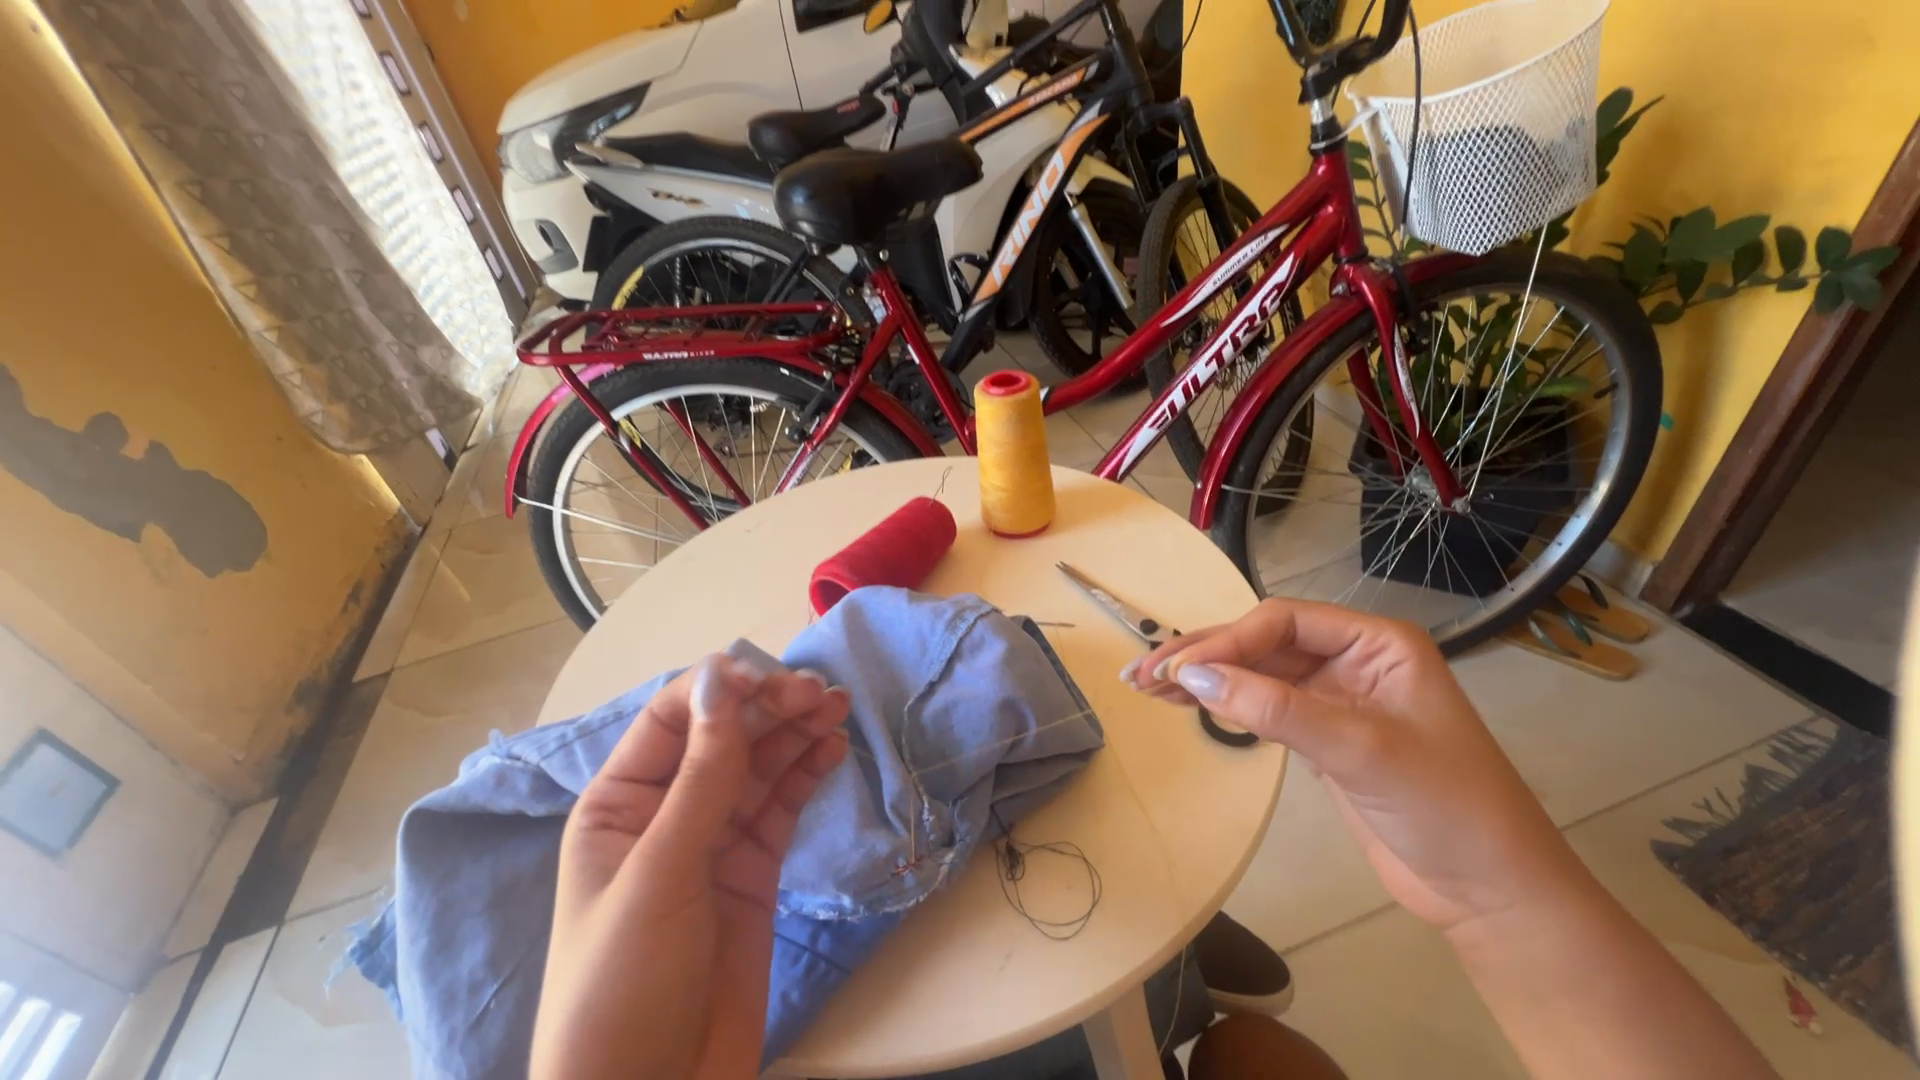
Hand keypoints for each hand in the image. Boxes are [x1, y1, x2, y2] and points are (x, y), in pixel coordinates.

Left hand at [531, 655, 850, 1079]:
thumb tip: (722, 683)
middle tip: (819, 694)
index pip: (672, 720)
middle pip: (723, 737)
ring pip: (759, 767)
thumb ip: (700, 779)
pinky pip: (781, 807)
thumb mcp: (659, 873)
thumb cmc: (624, 981)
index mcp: (620, 803)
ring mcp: (713, 841)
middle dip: (768, 708)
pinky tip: (831, 749)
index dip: (721, 689)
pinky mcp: (753, 869)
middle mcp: (667, 811)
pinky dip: (806, 774)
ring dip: (795, 733)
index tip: (772, 679)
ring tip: (836, 707)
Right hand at [1126, 599, 1593, 933]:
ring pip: (1257, 674)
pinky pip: (1264, 707)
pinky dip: (1226, 706)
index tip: (1178, 673)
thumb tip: (1191, 676)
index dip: (1226, 642)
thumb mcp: (1357, 748)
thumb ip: (1273, 707)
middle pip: (1262, 644)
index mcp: (1376, 643)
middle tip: (1141, 675)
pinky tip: (1189, 705)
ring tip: (1146, 688)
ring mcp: (1337, 699)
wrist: (1488, 889)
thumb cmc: (1442, 806)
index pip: (1283, 622)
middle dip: (1203, 656)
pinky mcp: (1324, 736)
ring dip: (1205, 679)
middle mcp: (1354, 660)